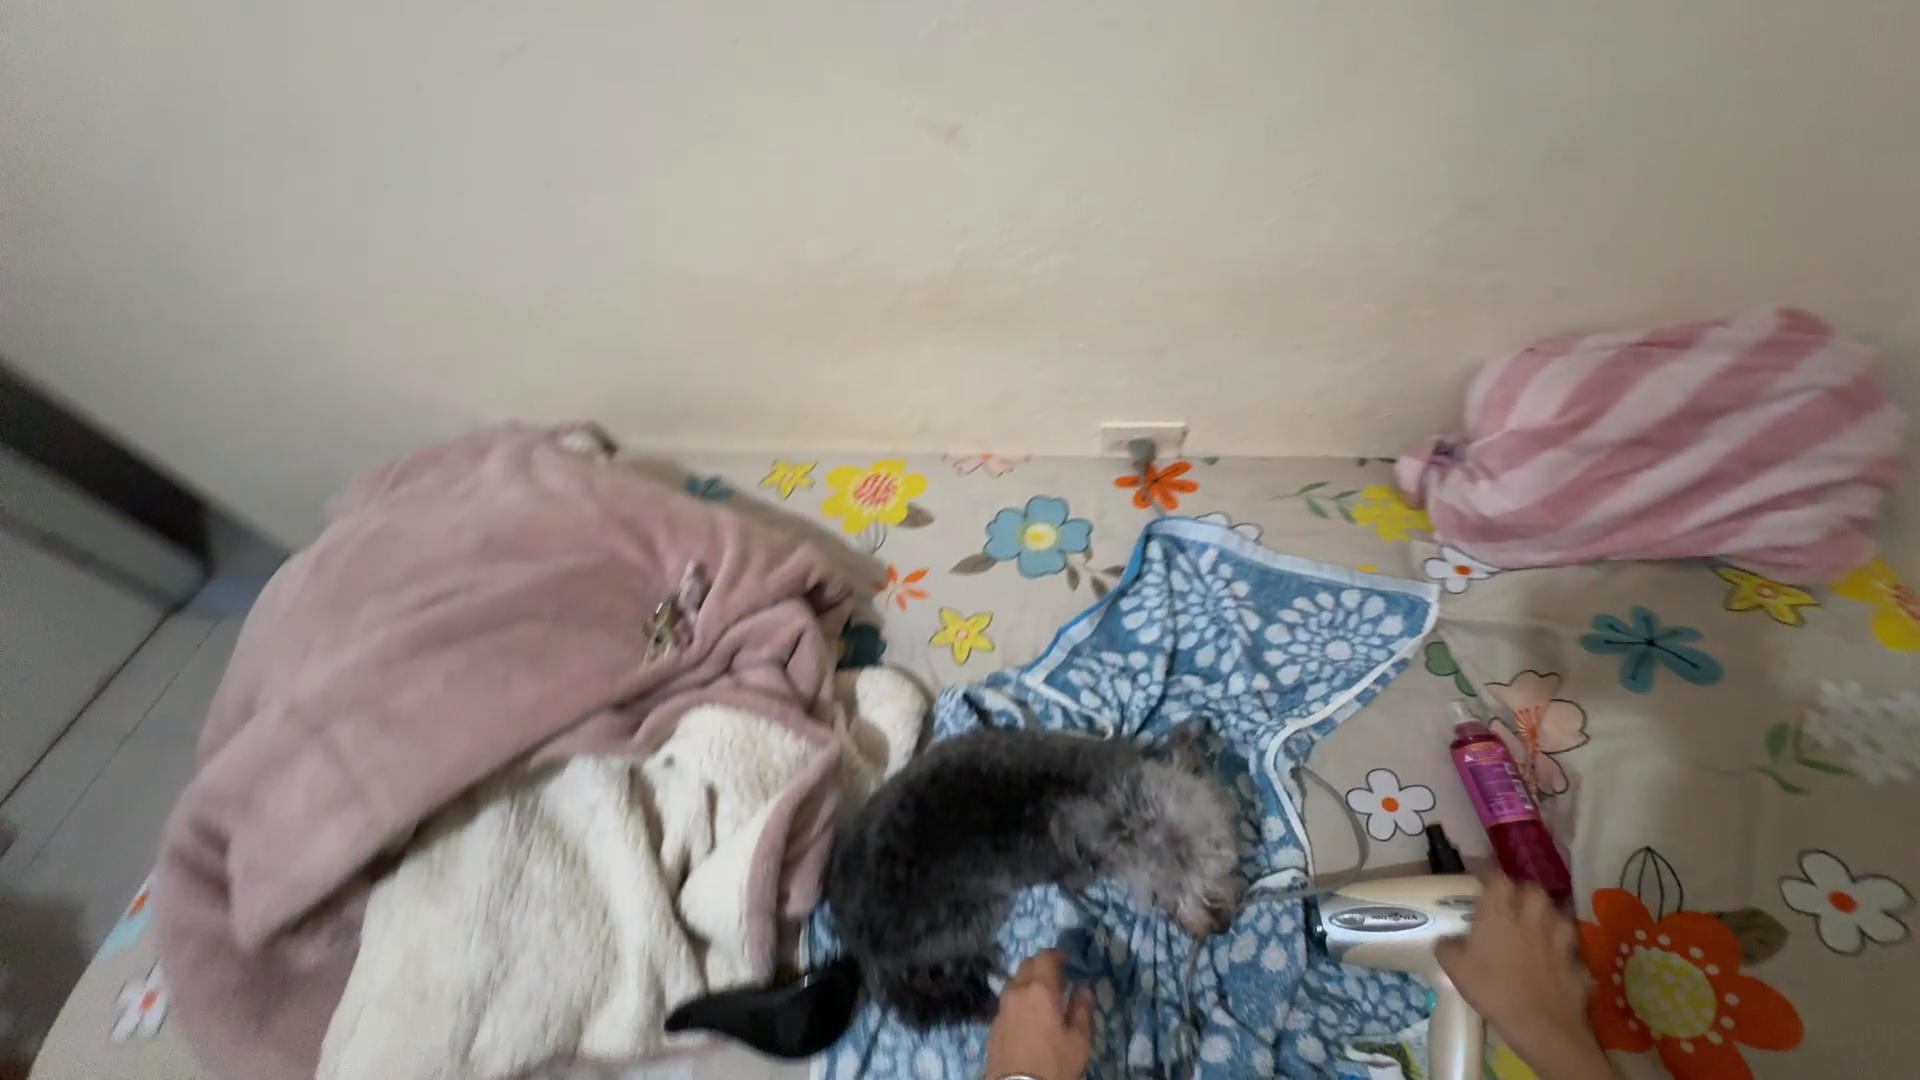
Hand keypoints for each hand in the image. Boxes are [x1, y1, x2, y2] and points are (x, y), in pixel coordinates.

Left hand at [983, 948, 1091, 1079]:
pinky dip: (1019, 1001)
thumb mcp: (1078, 1042)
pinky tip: (1028, 1018)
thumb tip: (1083, 990)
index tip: (1066, 960)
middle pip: (1026, 965)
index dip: (1055, 954)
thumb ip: (1081, 1010)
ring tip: (1043, 1001)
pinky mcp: (993, 1024)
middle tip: (1057, 982)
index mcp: (1039, 989)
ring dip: (1028, 984)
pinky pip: (1007, 1002)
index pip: (1044, 957)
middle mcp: (1017, 991)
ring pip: (1015, 983)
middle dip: (1041, 967)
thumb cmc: (1054, 1065)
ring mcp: (1002, 1007)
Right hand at [1435, 875, 1615, 1079]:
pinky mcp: (1578, 967)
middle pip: (1535, 890)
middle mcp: (1531, 921)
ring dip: (1550, 915)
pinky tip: (1558, 958)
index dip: (1490, 873)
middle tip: (1513, 899)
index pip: (1498, 879)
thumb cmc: (1492, 990)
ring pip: (1561, 915)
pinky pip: (1573, 950)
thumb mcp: (1454, 967)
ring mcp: (1559, 944)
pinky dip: (1566, 950)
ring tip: (1540, 923)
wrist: (1542, 1028)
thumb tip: (1447, 940)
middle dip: (1525, 890)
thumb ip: (1447, 946)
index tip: (1481, 876)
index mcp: (1498, 914)